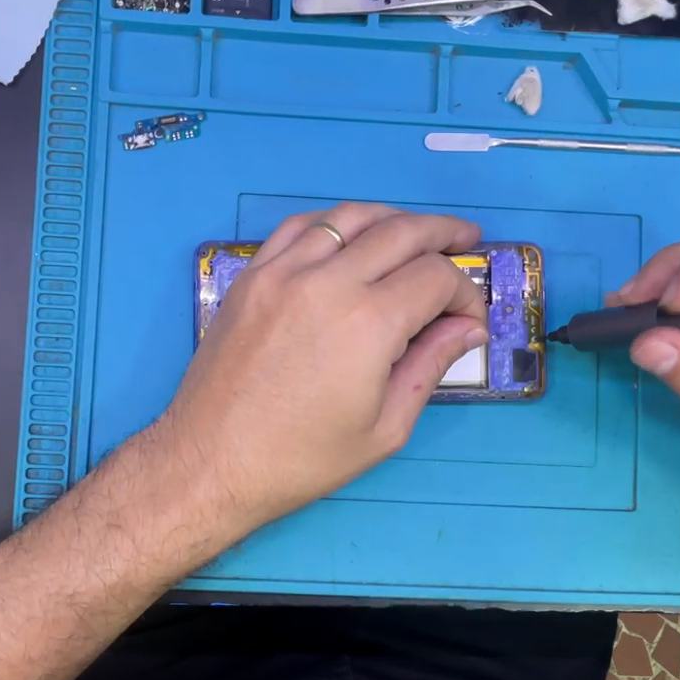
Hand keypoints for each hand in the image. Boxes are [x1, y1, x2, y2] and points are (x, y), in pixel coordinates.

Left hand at [150, 202, 488, 534]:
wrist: (210, 461)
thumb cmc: (300, 459)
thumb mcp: (384, 428)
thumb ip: (431, 366)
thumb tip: (468, 328)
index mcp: (368, 323)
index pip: (436, 277)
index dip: (465, 293)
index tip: (469, 319)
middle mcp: (327, 281)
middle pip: (401, 232)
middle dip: (443, 234)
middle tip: (466, 240)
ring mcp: (281, 272)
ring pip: (350, 217)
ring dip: (392, 219)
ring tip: (416, 233)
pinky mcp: (251, 276)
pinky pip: (300, 227)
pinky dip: (335, 223)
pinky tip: (349, 237)